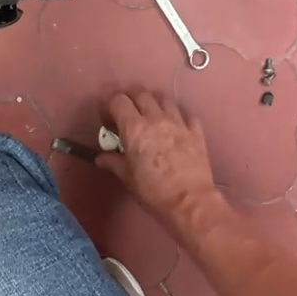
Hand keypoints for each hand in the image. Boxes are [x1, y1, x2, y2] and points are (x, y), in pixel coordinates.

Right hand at [98, 91, 221, 225]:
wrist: (189, 200)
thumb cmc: (153, 190)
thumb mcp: (128, 178)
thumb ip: (113, 162)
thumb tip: (100, 157)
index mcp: (134, 128)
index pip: (119, 101)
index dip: (112, 106)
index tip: (110, 119)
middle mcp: (156, 118)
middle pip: (141, 94)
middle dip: (132, 101)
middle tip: (129, 116)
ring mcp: (179, 122)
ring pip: (164, 99)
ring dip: (155, 104)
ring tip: (153, 116)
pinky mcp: (196, 131)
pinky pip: (186, 113)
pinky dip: (178, 115)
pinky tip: (176, 124)